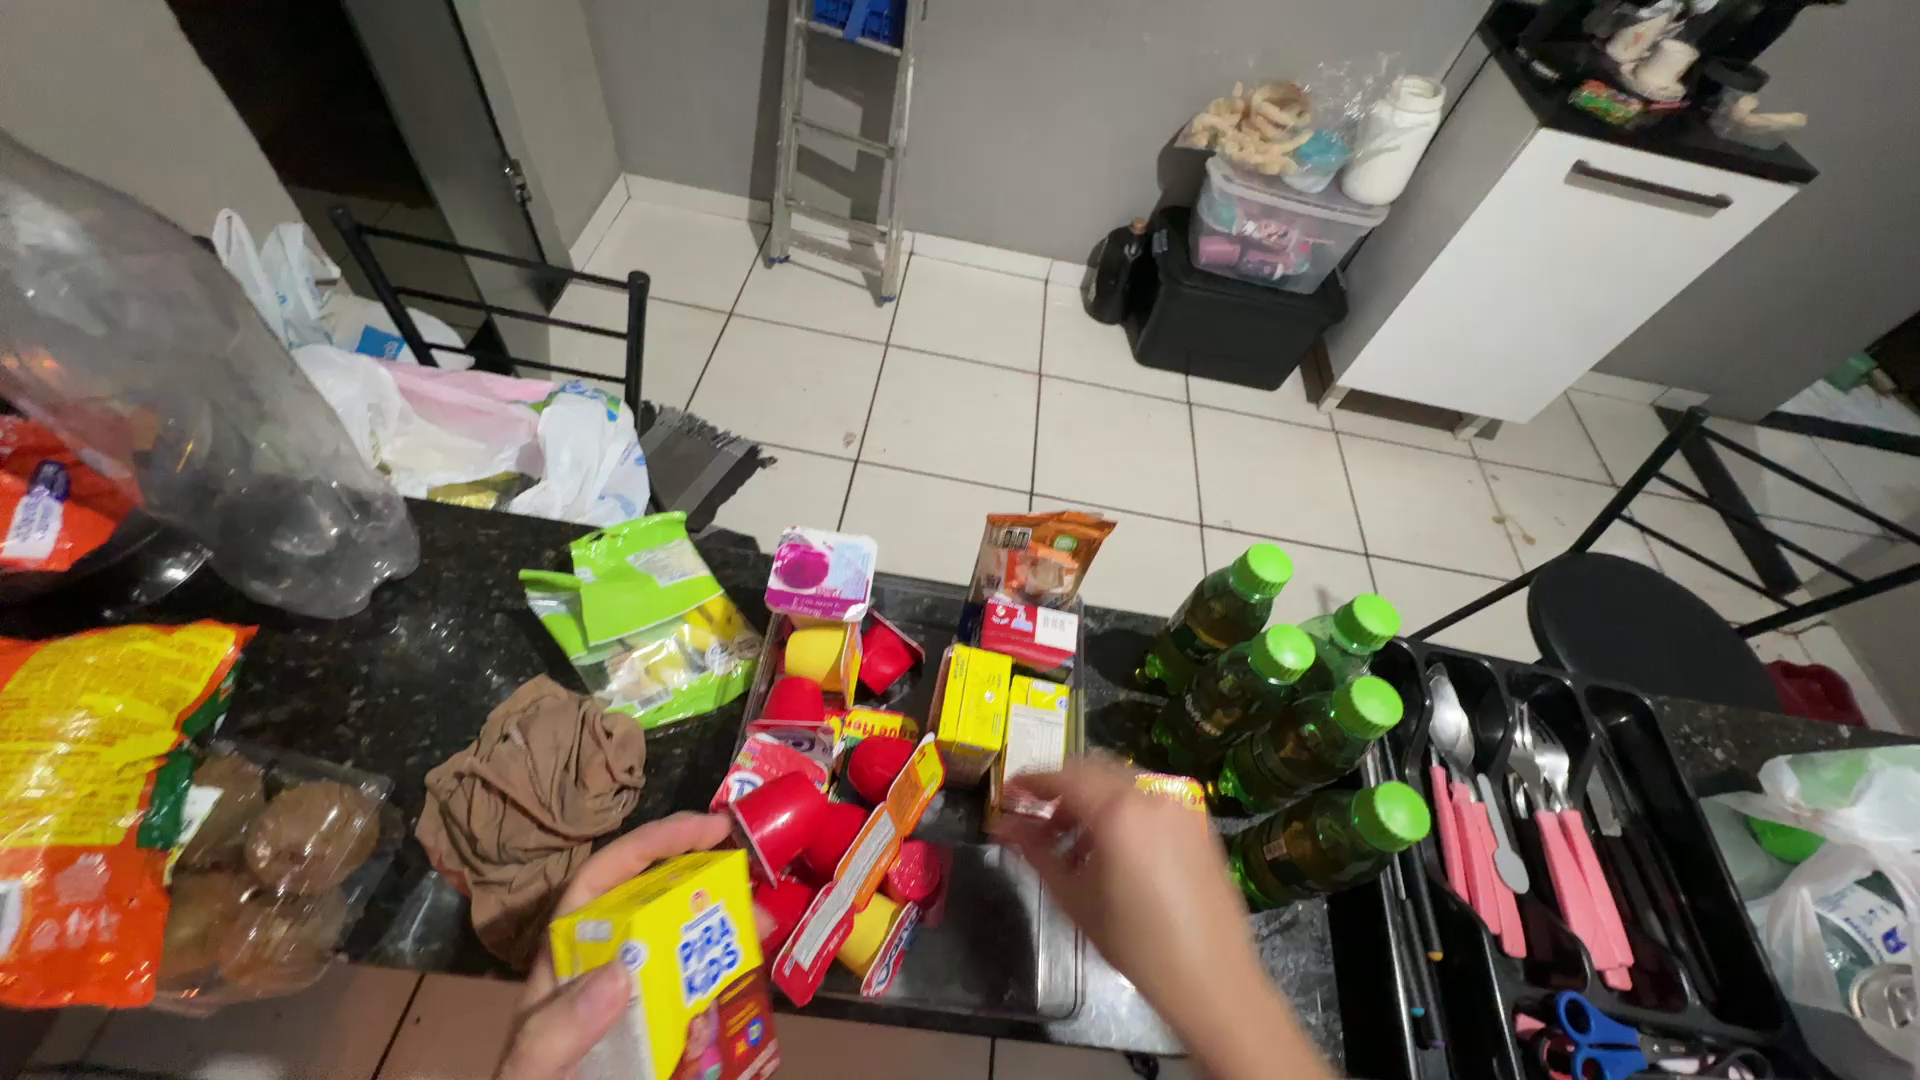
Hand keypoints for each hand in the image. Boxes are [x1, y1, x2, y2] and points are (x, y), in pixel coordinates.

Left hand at [497, 812, 732, 1079]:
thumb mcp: (528, 1071)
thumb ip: (558, 1030)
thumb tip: (620, 973)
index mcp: (570, 955)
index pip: (607, 876)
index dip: (655, 842)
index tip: (708, 828)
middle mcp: (609, 962)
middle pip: (659, 898)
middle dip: (708, 879)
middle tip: (752, 873)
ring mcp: (641, 992)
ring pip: (690, 939)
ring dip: (728, 926)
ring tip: (763, 926)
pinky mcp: (668, 1025)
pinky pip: (707, 988)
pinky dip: (732, 979)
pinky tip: (751, 978)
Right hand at [991, 758, 1262, 1017]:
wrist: (1213, 979)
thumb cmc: (1136, 943)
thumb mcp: (1075, 898)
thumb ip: (1036, 851)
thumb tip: (1004, 826)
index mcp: (1118, 810)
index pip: (1063, 777)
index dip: (1030, 782)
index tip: (1009, 793)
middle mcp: (1150, 793)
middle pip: (1091, 770)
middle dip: (1060, 789)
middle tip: (1037, 819)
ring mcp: (1178, 803)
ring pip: (1120, 781)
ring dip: (1090, 797)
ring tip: (1073, 841)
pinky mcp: (1196, 818)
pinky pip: (1147, 797)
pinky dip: (1121, 807)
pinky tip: (1110, 846)